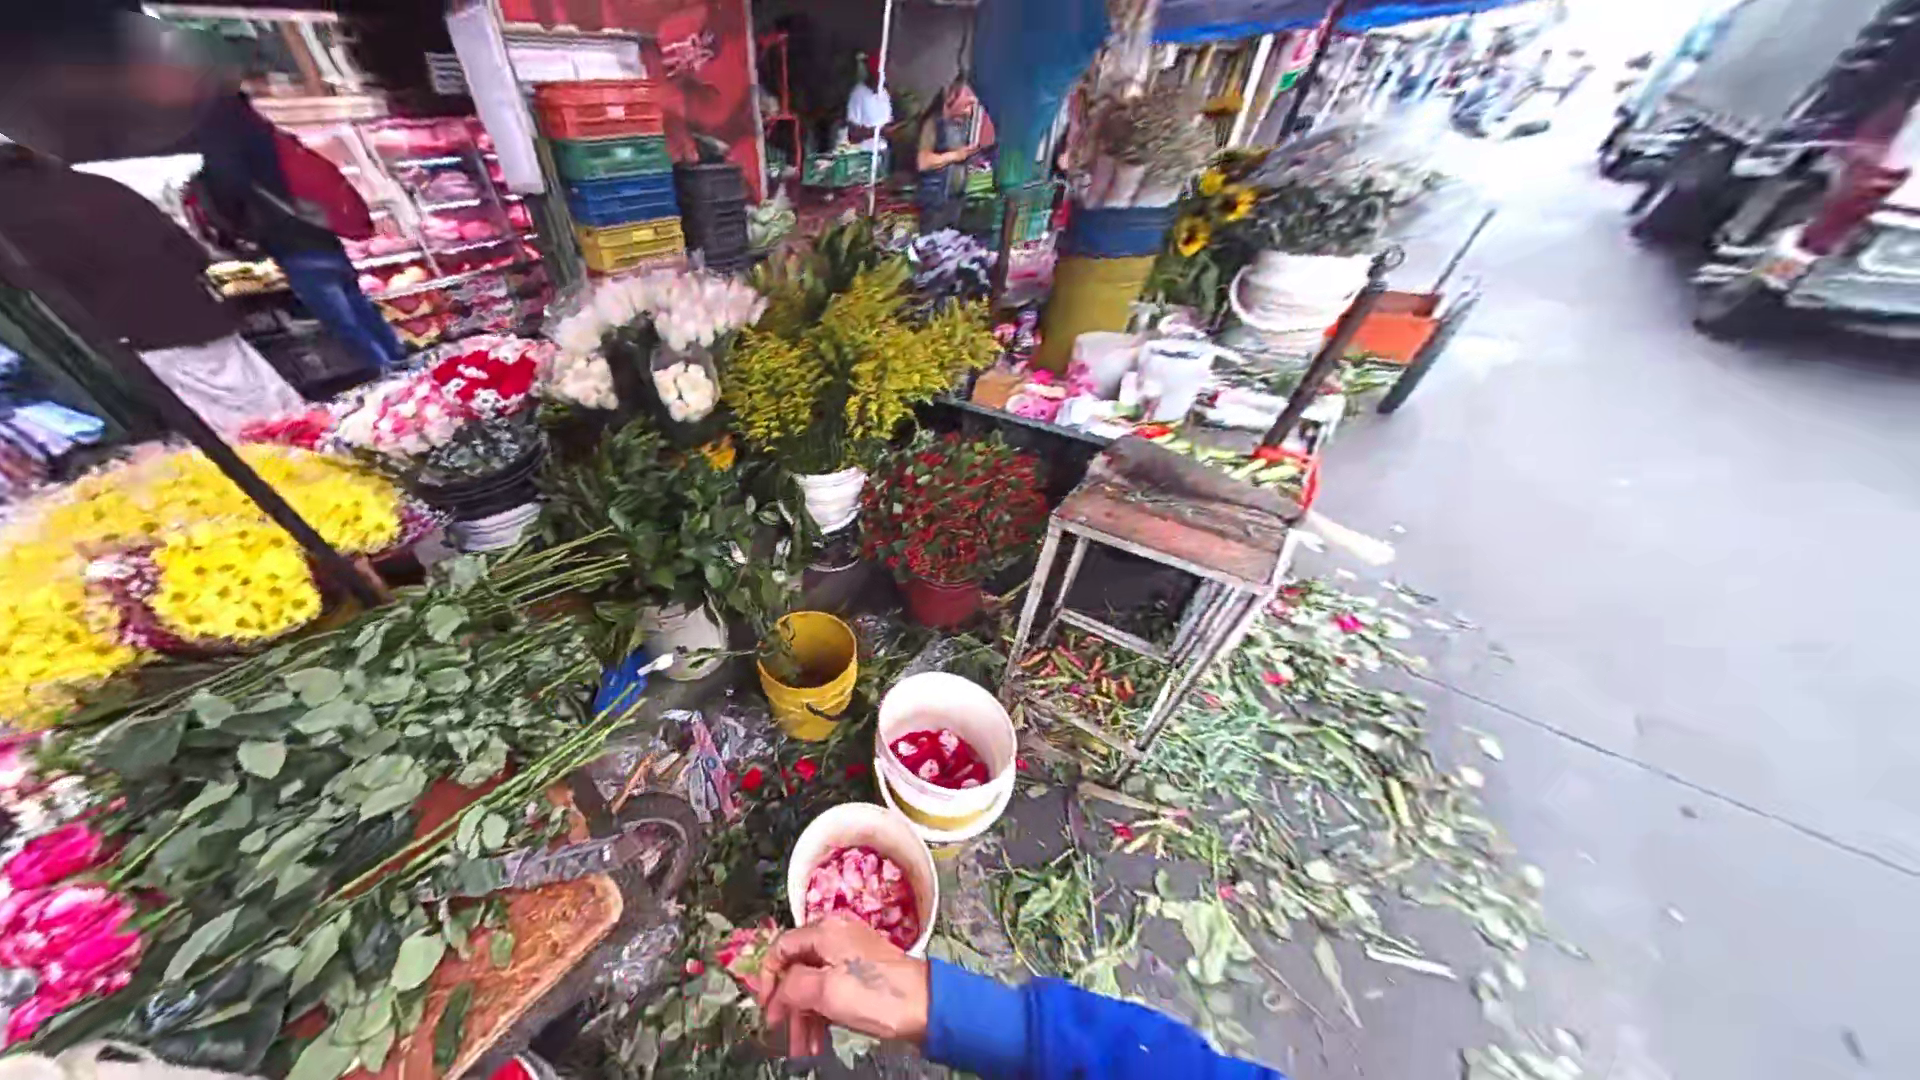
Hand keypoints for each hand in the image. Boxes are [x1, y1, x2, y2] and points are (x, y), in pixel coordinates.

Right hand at [757, 914, 930, 1057]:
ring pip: (813, 982)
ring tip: (804, 1049)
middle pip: (797, 967)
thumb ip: (794, 985)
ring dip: (804, 1015)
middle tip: (786, 1036)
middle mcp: (835, 934)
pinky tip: (820, 1040)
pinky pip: (830, 987)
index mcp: (825, 931)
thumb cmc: (874, 994)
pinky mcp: (860, 969)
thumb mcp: (826, 991)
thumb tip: (780, 989)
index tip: (768, 1009)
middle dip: (789, 1005)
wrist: (921, 1003)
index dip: (768, 978)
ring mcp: (848, 951)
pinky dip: (821, 1012)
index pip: (781, 946)